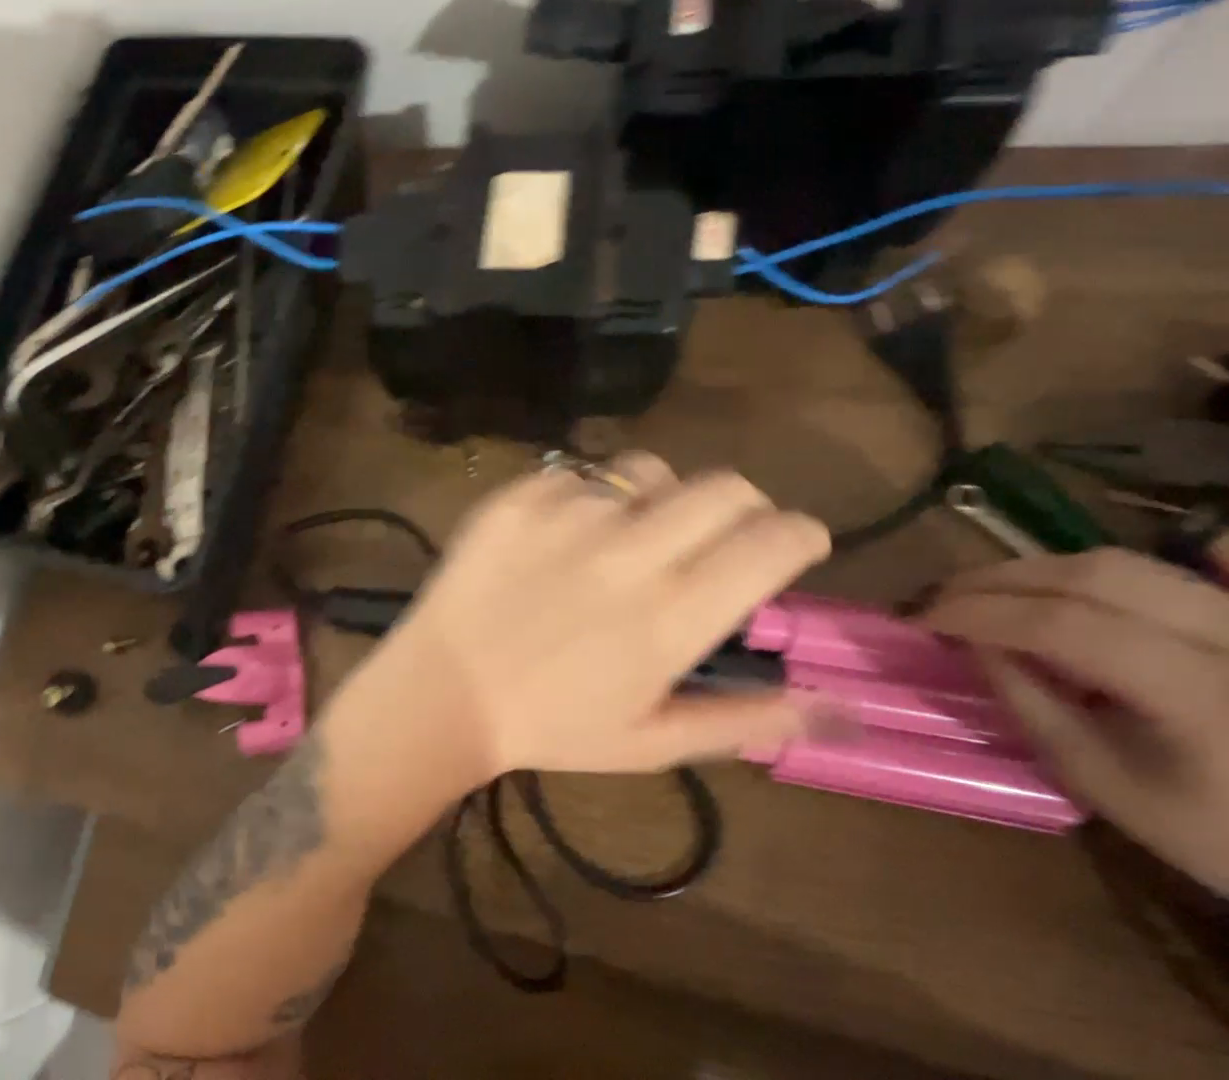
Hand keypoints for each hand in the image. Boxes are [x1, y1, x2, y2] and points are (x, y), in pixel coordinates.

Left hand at [358, 452, 830, 780]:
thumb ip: (751, 720)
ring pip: (650, 470)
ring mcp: (570, 515)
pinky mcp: (517, 498)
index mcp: (677, 613)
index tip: (787, 551)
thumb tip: (845, 712)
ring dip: (659, 498)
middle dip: (741, 509)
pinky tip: (563, 537)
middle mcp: (632, 551)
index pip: (777, 537)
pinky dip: (586, 498)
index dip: (798, 537)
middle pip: (727, 485)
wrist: (442, 693)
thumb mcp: (654, 741)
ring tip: (632, 536)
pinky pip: (578, 474)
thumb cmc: (550, 727)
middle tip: (712, 542)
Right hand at [924, 548, 1228, 893]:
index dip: (982, 612)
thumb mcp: (1106, 782)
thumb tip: (973, 644)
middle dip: (1004, 579)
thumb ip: (1036, 707)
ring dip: (1048, 568)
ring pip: (1134, 564)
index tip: (921, 619)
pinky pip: (1206, 568)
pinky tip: (1120, 564)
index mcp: (1196, 691)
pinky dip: (1155, 558)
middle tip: (942, 595)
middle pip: (1098, 577)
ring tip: (994, 588)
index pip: (1065, 624)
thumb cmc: (1213, 828)